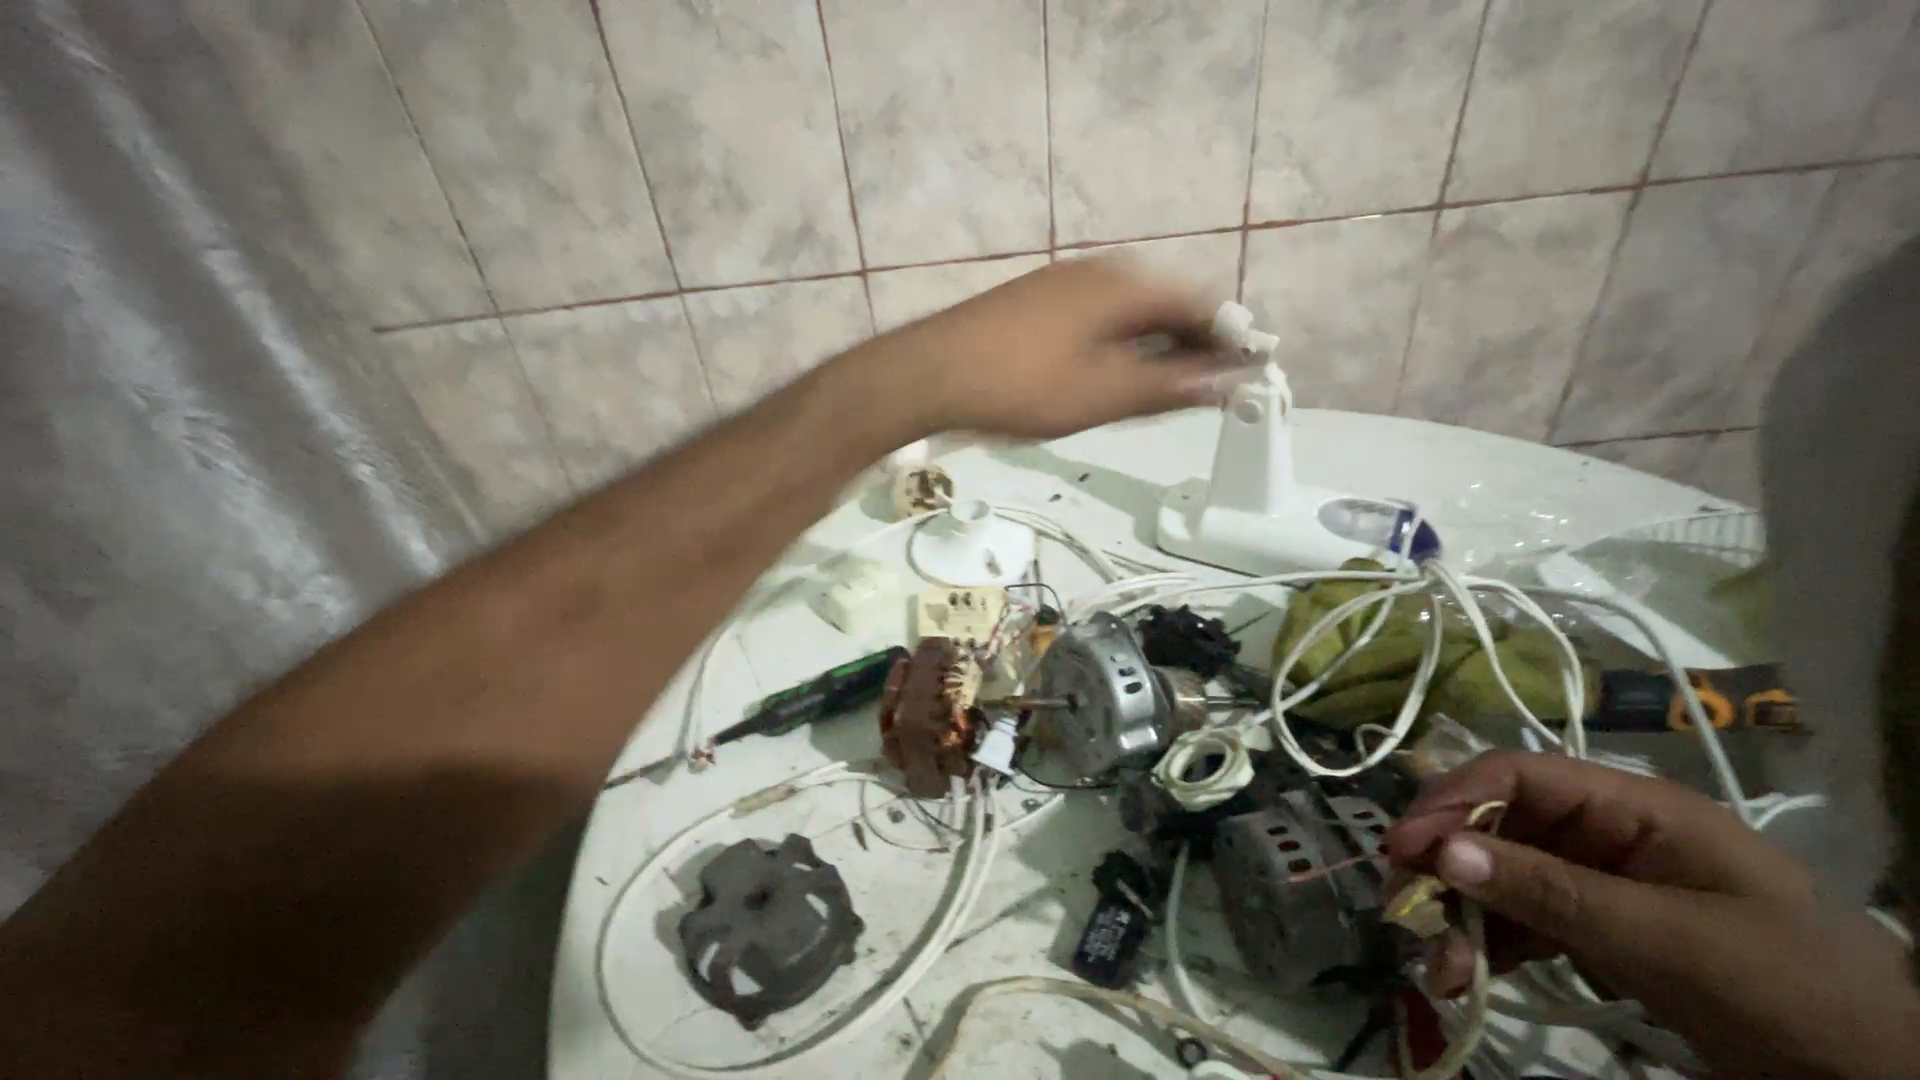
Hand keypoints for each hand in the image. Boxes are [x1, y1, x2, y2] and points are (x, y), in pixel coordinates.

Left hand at [853, 255, 1246, 438]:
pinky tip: (1112, 373)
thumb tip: (1230, 379)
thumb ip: (1171, 386)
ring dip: (1156, 343)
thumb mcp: (1103, 393)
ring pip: (1132, 308)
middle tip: (1201, 389)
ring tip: (1160, 389)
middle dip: (1192, 342)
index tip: (1242, 376)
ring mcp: (1065, 280)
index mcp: (1127, 283)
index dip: (1229, 339)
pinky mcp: (1039, 299)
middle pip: (1168, 300)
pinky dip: (1121, 340)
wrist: (929, 373)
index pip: (1203, 301)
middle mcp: (1101, 269)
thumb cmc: (1021, 385)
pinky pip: (1101, 313)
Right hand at [1386, 751, 1919, 1079]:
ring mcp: (1602, 884)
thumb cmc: (1791, 990)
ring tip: (1439, 966)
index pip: (1520, 777)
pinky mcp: (1600, 932)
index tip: (1401, 845)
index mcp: (1636, 807)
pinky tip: (1462, 974)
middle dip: (1448, 865)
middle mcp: (1608, 833)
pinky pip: (1523, 924)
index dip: (1453, 801)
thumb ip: (1552, 893)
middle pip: (1501, 826)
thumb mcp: (1670, 941)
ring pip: (1503, 878)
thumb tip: (1441, 852)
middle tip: (1403, 906)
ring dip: (1461, 916)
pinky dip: (1487, 945)